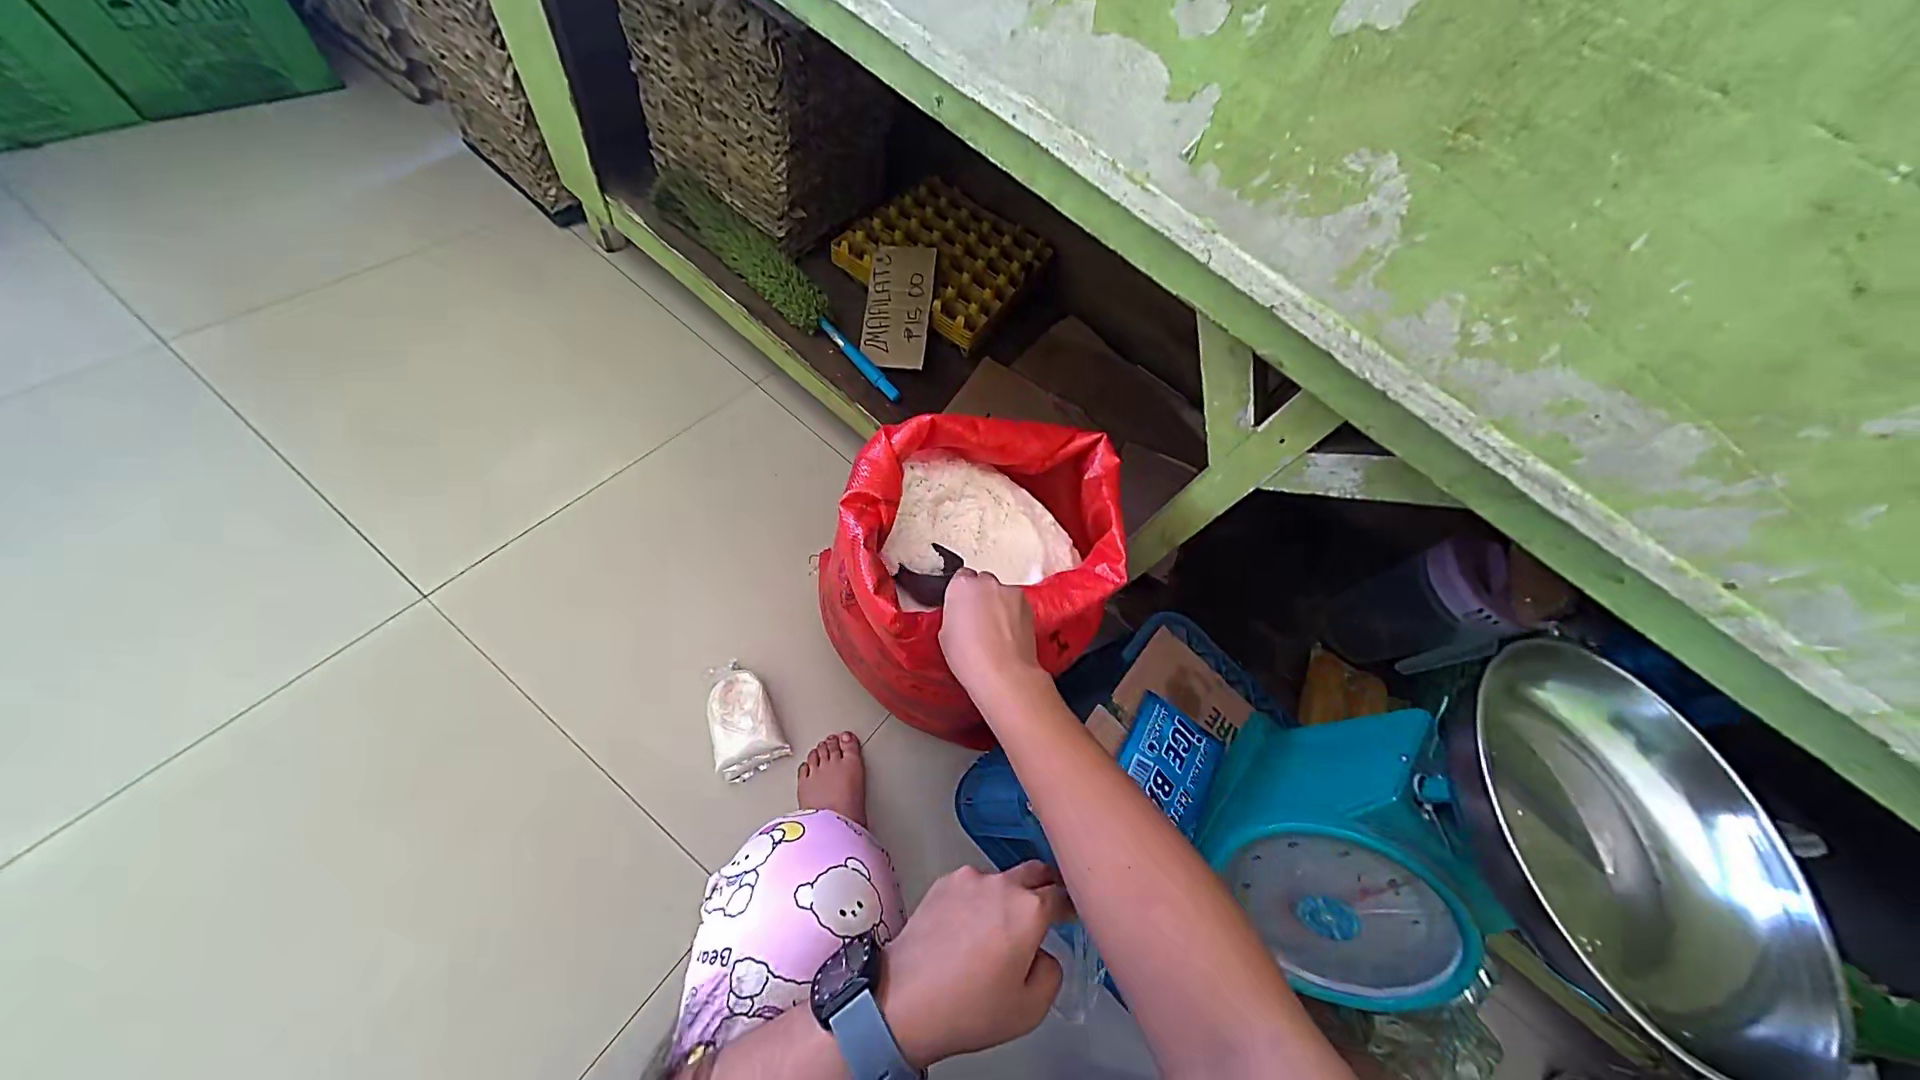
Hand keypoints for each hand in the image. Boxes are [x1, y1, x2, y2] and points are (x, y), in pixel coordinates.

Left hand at [878, 862, 1071, 1067]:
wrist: (905, 998)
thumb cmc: (966, 1007)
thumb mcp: (1030, 1008)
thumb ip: (1051, 971)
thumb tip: (1042, 953)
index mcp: (1029, 910)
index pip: (1062, 893)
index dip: (1070, 905)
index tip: (1071, 913)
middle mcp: (1001, 884)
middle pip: (1035, 872)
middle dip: (1044, 887)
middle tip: (1044, 912)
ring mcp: (969, 879)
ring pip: (1001, 879)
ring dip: (1007, 896)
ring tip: (994, 933)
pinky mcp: (943, 881)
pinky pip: (972, 885)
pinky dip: (978, 899)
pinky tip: (967, 929)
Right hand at [939, 569, 1040, 697]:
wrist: (1004, 673)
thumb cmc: (972, 658)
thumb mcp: (945, 635)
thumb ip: (953, 614)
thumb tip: (959, 616)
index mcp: (962, 586)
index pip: (960, 578)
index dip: (961, 594)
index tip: (961, 606)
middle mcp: (987, 583)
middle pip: (982, 582)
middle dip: (980, 597)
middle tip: (976, 621)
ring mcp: (1010, 593)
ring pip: (1001, 594)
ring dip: (998, 605)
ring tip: (993, 632)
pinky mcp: (1028, 606)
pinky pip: (1016, 605)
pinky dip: (1013, 615)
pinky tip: (1007, 635)